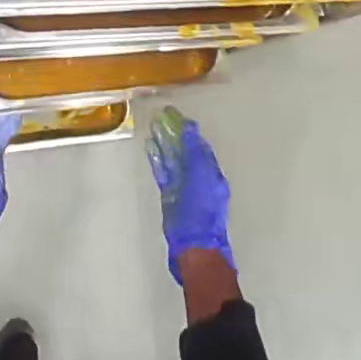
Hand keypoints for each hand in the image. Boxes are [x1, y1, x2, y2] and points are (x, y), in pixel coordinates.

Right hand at [146, 106, 232, 284]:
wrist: (195, 246)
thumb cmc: (202, 210)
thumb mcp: (201, 176)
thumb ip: (195, 151)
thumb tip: (190, 128)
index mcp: (210, 171)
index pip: (197, 144)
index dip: (186, 128)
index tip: (173, 113)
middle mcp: (197, 176)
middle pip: (184, 149)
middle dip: (173, 133)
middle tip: (159, 115)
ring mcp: (183, 186)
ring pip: (172, 160)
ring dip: (164, 143)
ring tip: (152, 125)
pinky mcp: (170, 196)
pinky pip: (164, 173)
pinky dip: (157, 159)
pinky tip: (150, 147)